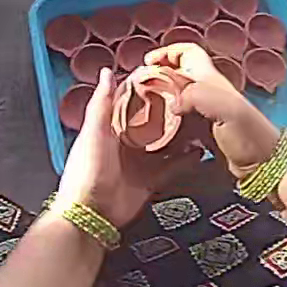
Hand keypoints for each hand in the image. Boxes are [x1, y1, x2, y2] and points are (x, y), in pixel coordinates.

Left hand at [55, 68, 201, 228]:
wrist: (91, 214)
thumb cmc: (87, 171)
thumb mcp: (94, 132)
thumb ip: (101, 103)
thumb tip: (106, 72)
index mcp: (110, 126)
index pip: (130, 101)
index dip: (146, 89)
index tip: (166, 76)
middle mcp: (126, 142)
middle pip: (152, 121)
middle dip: (169, 111)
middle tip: (191, 98)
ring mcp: (139, 161)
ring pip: (165, 143)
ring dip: (181, 135)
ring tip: (199, 121)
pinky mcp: (150, 180)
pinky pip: (172, 167)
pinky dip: (185, 160)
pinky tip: (199, 151)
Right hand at [144, 44, 282, 179]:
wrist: (263, 164)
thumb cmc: (247, 133)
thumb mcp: (225, 108)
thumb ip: (197, 97)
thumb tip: (173, 104)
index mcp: (210, 79)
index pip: (188, 52)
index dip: (168, 51)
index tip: (148, 61)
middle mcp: (207, 90)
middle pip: (178, 73)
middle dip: (158, 74)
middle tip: (139, 86)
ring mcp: (205, 112)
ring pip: (176, 95)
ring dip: (159, 96)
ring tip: (141, 105)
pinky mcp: (203, 131)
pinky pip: (179, 117)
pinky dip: (166, 118)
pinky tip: (156, 127)